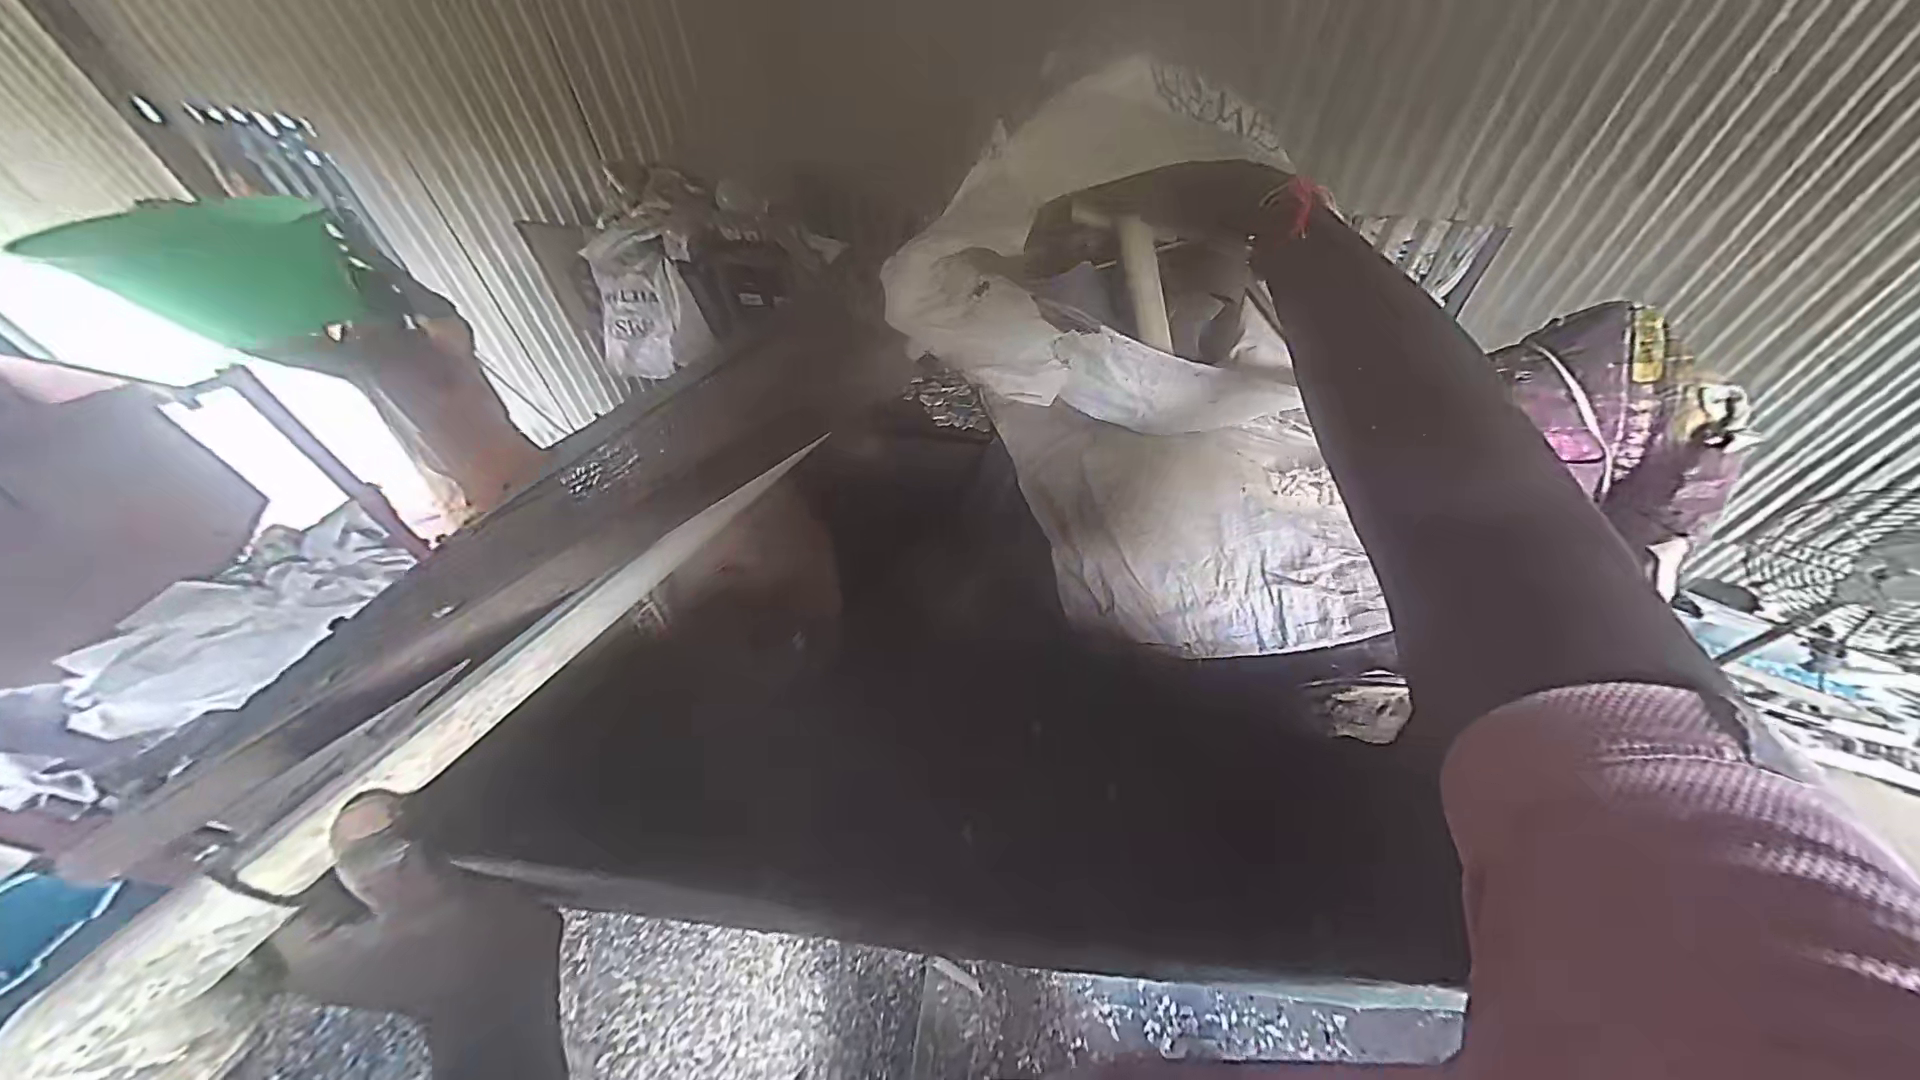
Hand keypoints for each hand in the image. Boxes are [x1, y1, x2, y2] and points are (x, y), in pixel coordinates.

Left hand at [267, 792, 567, 1079]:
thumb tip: (357, 807)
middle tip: (384, 774)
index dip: (312, 826)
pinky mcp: (410, 914)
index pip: (287, 873)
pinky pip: (397, 867)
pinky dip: (412, 842)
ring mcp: (373, 926)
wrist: (519, 985)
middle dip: (356, 824)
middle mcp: (332, 936)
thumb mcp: (430, 901)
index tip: (343, 780)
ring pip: (366, 863)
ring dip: (388, 830)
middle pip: (329, 863)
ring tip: (410, 782)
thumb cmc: (472, 950)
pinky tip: (436, 815)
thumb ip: (388, 860)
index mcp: (313, 943)